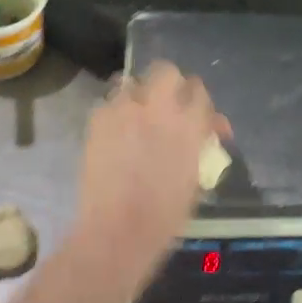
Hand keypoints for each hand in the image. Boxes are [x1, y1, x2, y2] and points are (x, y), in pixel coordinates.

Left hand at [69, 62, 229, 297]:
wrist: (117, 231)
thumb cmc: (165, 217)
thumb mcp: (195, 181)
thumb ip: (200, 148)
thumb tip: (204, 136)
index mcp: (189, 126)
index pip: (199, 91)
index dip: (199, 101)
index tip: (198, 116)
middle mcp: (159, 109)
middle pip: (166, 71)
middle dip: (170, 84)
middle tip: (168, 105)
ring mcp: (124, 111)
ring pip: (132, 82)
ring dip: (138, 95)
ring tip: (136, 116)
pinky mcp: (98, 122)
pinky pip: (108, 104)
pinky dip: (114, 112)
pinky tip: (115, 132)